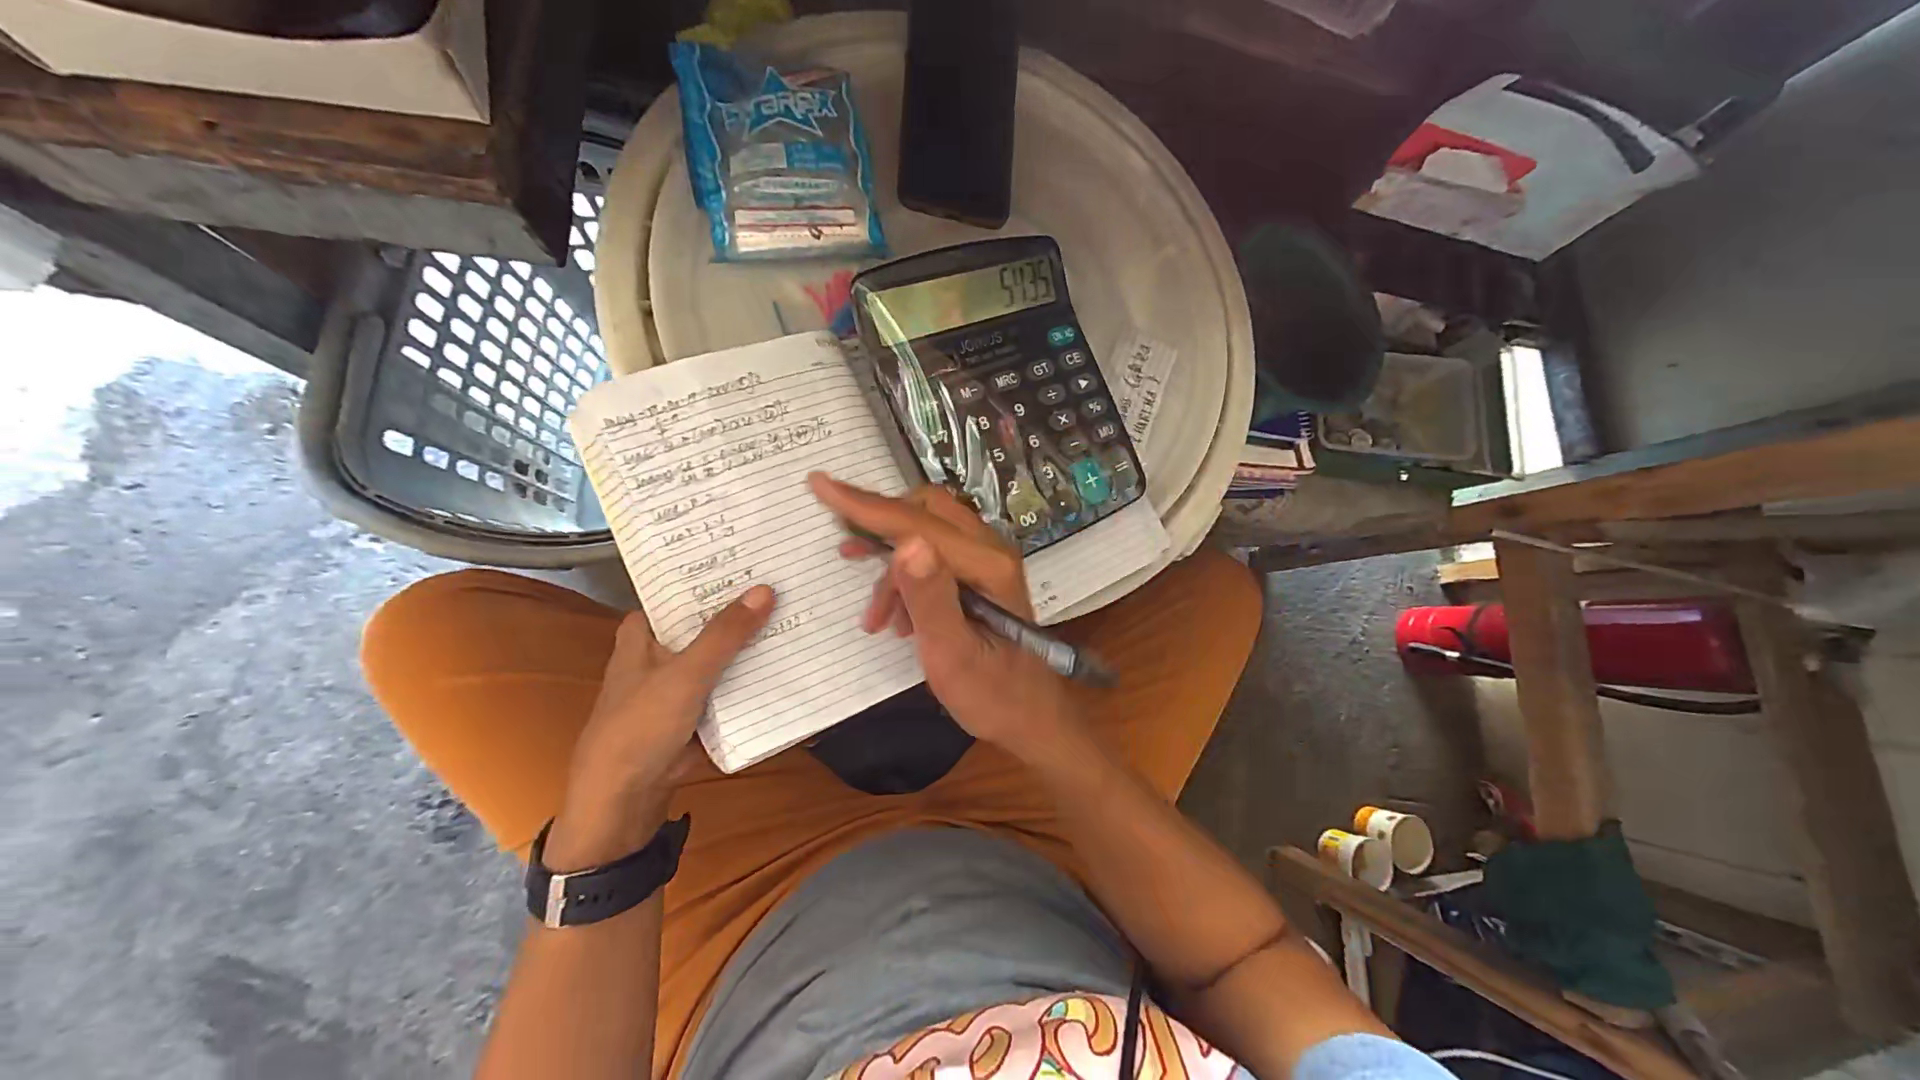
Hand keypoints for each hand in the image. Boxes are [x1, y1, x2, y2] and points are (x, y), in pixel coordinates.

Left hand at [547, 586, 773, 868]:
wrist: (622, 802)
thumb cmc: (638, 728)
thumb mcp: (684, 675)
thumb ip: (725, 634)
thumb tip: (765, 589)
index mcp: (644, 634)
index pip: (682, 591)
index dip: (714, 575)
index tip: (756, 559)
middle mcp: (661, 653)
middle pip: (708, 624)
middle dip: (744, 611)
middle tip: (791, 585)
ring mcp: (680, 685)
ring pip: (722, 657)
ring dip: (752, 646)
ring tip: (799, 617)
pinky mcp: (697, 713)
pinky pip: (730, 689)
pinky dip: (753, 681)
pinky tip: (789, 667)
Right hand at [808, 473, 1081, 759]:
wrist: (1030, 716)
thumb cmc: (992, 693)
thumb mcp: (953, 654)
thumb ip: (930, 599)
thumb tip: (906, 545)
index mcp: (986, 565)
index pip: (916, 523)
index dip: (865, 506)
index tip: (819, 484)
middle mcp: (990, 549)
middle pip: (924, 511)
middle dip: (879, 529)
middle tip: (846, 554)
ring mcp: (987, 560)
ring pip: (926, 533)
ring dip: (891, 568)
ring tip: (875, 617)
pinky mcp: (980, 574)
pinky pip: (934, 555)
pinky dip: (906, 579)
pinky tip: (896, 617)